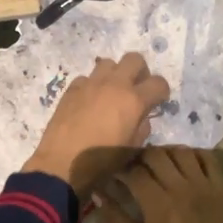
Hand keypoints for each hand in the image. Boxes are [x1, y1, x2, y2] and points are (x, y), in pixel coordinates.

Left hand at [22, 53, 170, 197]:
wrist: (61, 163)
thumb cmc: (100, 161)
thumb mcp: (131, 148)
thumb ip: (142, 127)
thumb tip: (142, 116)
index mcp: (133, 100)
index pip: (158, 82)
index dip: (162, 91)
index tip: (158, 101)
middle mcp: (114, 84)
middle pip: (134, 59)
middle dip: (140, 71)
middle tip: (136, 89)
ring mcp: (91, 83)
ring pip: (108, 63)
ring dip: (115, 74)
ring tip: (112, 92)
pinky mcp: (72, 88)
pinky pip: (87, 77)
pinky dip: (93, 85)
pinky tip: (90, 101)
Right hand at [98, 146, 222, 222]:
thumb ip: (115, 219)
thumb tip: (98, 194)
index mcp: (157, 202)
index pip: (134, 172)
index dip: (121, 171)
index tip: (115, 177)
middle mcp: (180, 187)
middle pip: (156, 155)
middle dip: (141, 158)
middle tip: (137, 168)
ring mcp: (203, 185)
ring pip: (182, 152)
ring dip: (167, 153)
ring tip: (160, 164)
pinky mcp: (220, 189)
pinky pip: (209, 159)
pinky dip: (195, 155)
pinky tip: (186, 163)